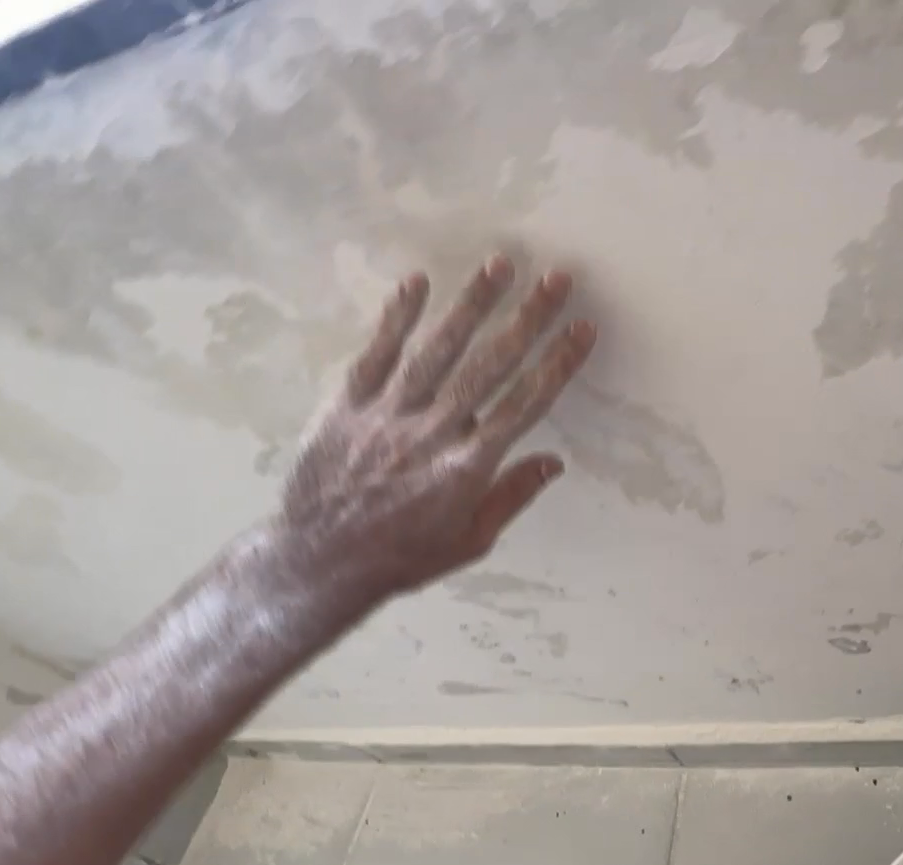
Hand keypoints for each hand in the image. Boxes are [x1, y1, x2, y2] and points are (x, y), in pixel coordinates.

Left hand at [267, 255, 593, 618]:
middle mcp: (433, 433)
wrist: (321, 561)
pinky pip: (376, 354)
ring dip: (471, 306)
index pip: (525, 405)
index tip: (582, 329)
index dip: (557, 364)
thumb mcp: (471, 541)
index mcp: (468, 468)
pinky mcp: (347, 406)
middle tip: (555, 278)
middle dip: (527, 319)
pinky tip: (417, 282)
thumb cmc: (405, 556)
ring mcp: (388, 415)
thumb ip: (512, 496)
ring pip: (438, 351)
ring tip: (500, 264)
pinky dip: (396, 318)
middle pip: (489, 367)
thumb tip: (554, 461)